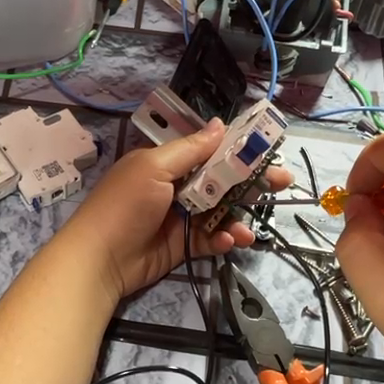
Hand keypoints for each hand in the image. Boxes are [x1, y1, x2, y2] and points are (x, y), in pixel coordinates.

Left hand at [56, 120, 291, 299]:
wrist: (100, 259)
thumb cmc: (124, 205)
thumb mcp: (154, 167)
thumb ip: (191, 150)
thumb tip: (220, 124)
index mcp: (167, 163)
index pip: (209, 150)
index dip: (238, 149)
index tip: (268, 149)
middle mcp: (176, 187)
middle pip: (222, 180)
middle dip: (252, 182)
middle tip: (283, 183)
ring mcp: (180, 218)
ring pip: (220, 212)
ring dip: (239, 218)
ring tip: (250, 230)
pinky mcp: (182, 246)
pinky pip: (210, 238)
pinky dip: (222, 239)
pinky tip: (229, 241)